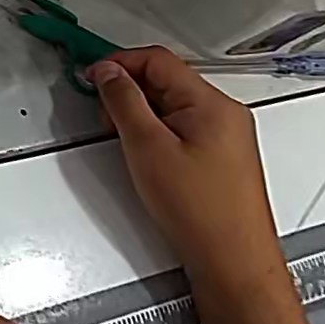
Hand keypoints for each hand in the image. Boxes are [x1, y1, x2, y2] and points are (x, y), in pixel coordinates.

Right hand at [85, 48, 288, 298]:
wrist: (232, 263)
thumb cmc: (200, 212)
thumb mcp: (146, 146)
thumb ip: (123, 100)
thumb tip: (108, 72)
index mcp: (211, 104)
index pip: (157, 60)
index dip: (118, 63)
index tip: (92, 75)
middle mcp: (223, 113)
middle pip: (163, 78)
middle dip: (126, 90)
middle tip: (103, 111)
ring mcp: (223, 134)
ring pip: (169, 102)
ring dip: (137, 110)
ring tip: (121, 137)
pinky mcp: (218, 153)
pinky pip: (178, 123)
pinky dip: (153, 128)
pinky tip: (141, 151)